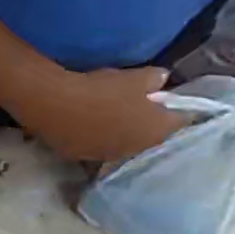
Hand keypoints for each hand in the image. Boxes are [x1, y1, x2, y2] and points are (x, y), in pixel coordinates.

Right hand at [27, 67, 188, 162]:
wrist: (55, 106)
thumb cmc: (102, 90)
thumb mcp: (135, 76)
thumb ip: (155, 78)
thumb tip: (162, 79)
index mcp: (156, 130)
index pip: (179, 121)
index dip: (174, 109)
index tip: (165, 100)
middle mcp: (135, 149)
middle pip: (148, 137)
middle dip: (145, 125)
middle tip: (135, 109)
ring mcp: (106, 156)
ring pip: (120, 145)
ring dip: (119, 134)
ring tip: (108, 119)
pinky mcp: (80, 157)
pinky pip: (94, 147)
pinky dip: (94, 139)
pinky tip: (85, 126)